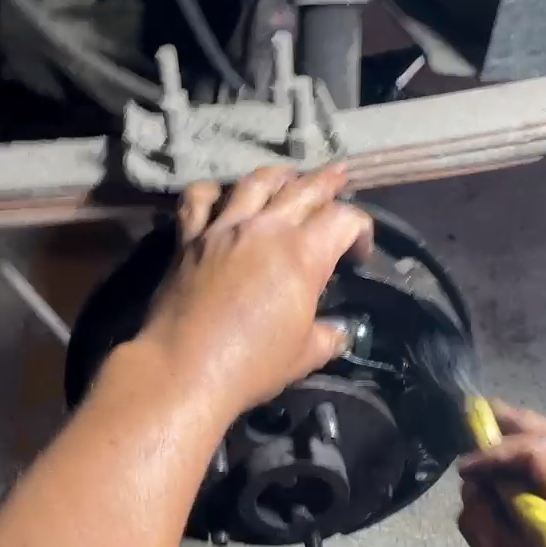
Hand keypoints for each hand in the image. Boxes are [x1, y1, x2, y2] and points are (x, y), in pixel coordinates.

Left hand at [124, 165, 372, 414]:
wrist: (185, 370)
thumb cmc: (251, 366)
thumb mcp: (305, 356)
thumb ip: (328, 336)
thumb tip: (338, 331)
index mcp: (302, 255)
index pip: (344, 219)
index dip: (360, 230)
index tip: (359, 253)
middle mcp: (265, 229)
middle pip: (304, 188)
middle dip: (328, 182)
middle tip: (339, 178)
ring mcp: (223, 229)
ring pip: (255, 182)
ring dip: (278, 176)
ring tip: (288, 177)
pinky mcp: (189, 239)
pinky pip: (199, 200)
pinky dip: (213, 192)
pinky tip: (219, 196)